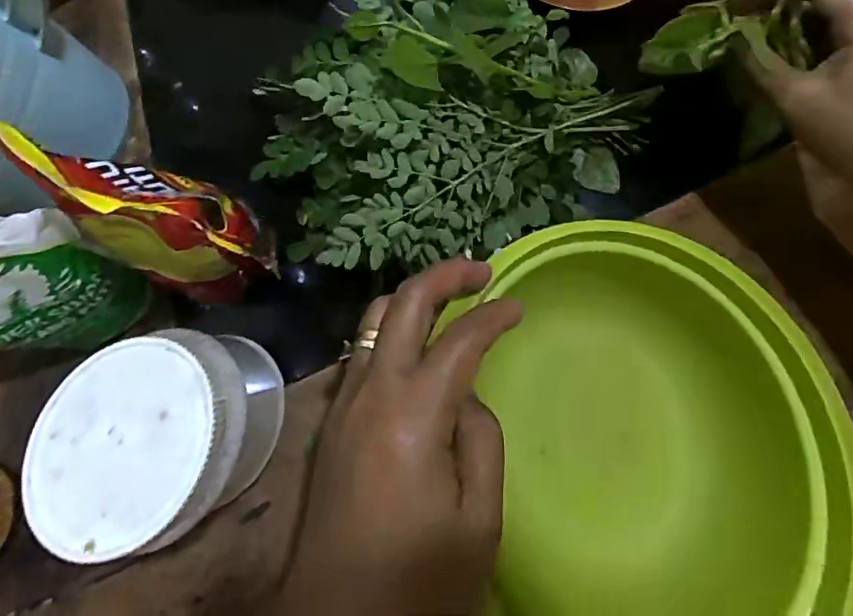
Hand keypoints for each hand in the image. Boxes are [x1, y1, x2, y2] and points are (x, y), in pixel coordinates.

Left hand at [273, 260, 522, 615]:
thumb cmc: (415, 580)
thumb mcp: (478, 523)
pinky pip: (363, 349)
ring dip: (414, 297)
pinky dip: (393, 328)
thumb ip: (481, 441)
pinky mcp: (333, 417)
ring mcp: (345, 400)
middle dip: (444, 276)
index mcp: (413, 414)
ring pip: (375, 318)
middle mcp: (371, 391)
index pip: (458, 341)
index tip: (518, 305)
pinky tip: (416, 344)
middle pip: (404, 304)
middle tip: (482, 271)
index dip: (492, 317)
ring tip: (451, 296)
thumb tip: (466, 396)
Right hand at [735, 0, 852, 192]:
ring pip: (829, 21)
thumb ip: (760, 61)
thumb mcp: (795, 96)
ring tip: (751, 37)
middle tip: (740, 20)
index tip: (738, 4)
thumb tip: (730, 39)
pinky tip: (777, 59)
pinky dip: (804, 45)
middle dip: (778, 5)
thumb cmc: (850, 134)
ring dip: (789, 26)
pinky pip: (836, 43)